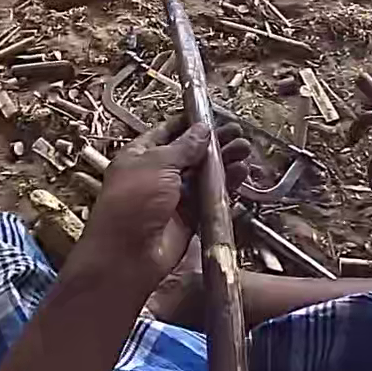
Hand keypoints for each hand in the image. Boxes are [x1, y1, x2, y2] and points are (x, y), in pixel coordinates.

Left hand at [75, 116, 252, 294]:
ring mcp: (173, 197)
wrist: (127, 254)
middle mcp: (157, 174)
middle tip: (237, 133)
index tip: (213, 116)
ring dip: (223, 162)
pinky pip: (209, 198)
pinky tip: (241, 173)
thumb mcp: (157, 164)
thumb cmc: (133, 200)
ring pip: (202, 175)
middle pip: (189, 154)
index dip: (189, 124)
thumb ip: (184, 147)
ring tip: (244, 150)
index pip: (167, 133)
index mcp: (140, 155)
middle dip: (213, 143)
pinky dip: (225, 186)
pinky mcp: (188, 218)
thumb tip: (202, 129)